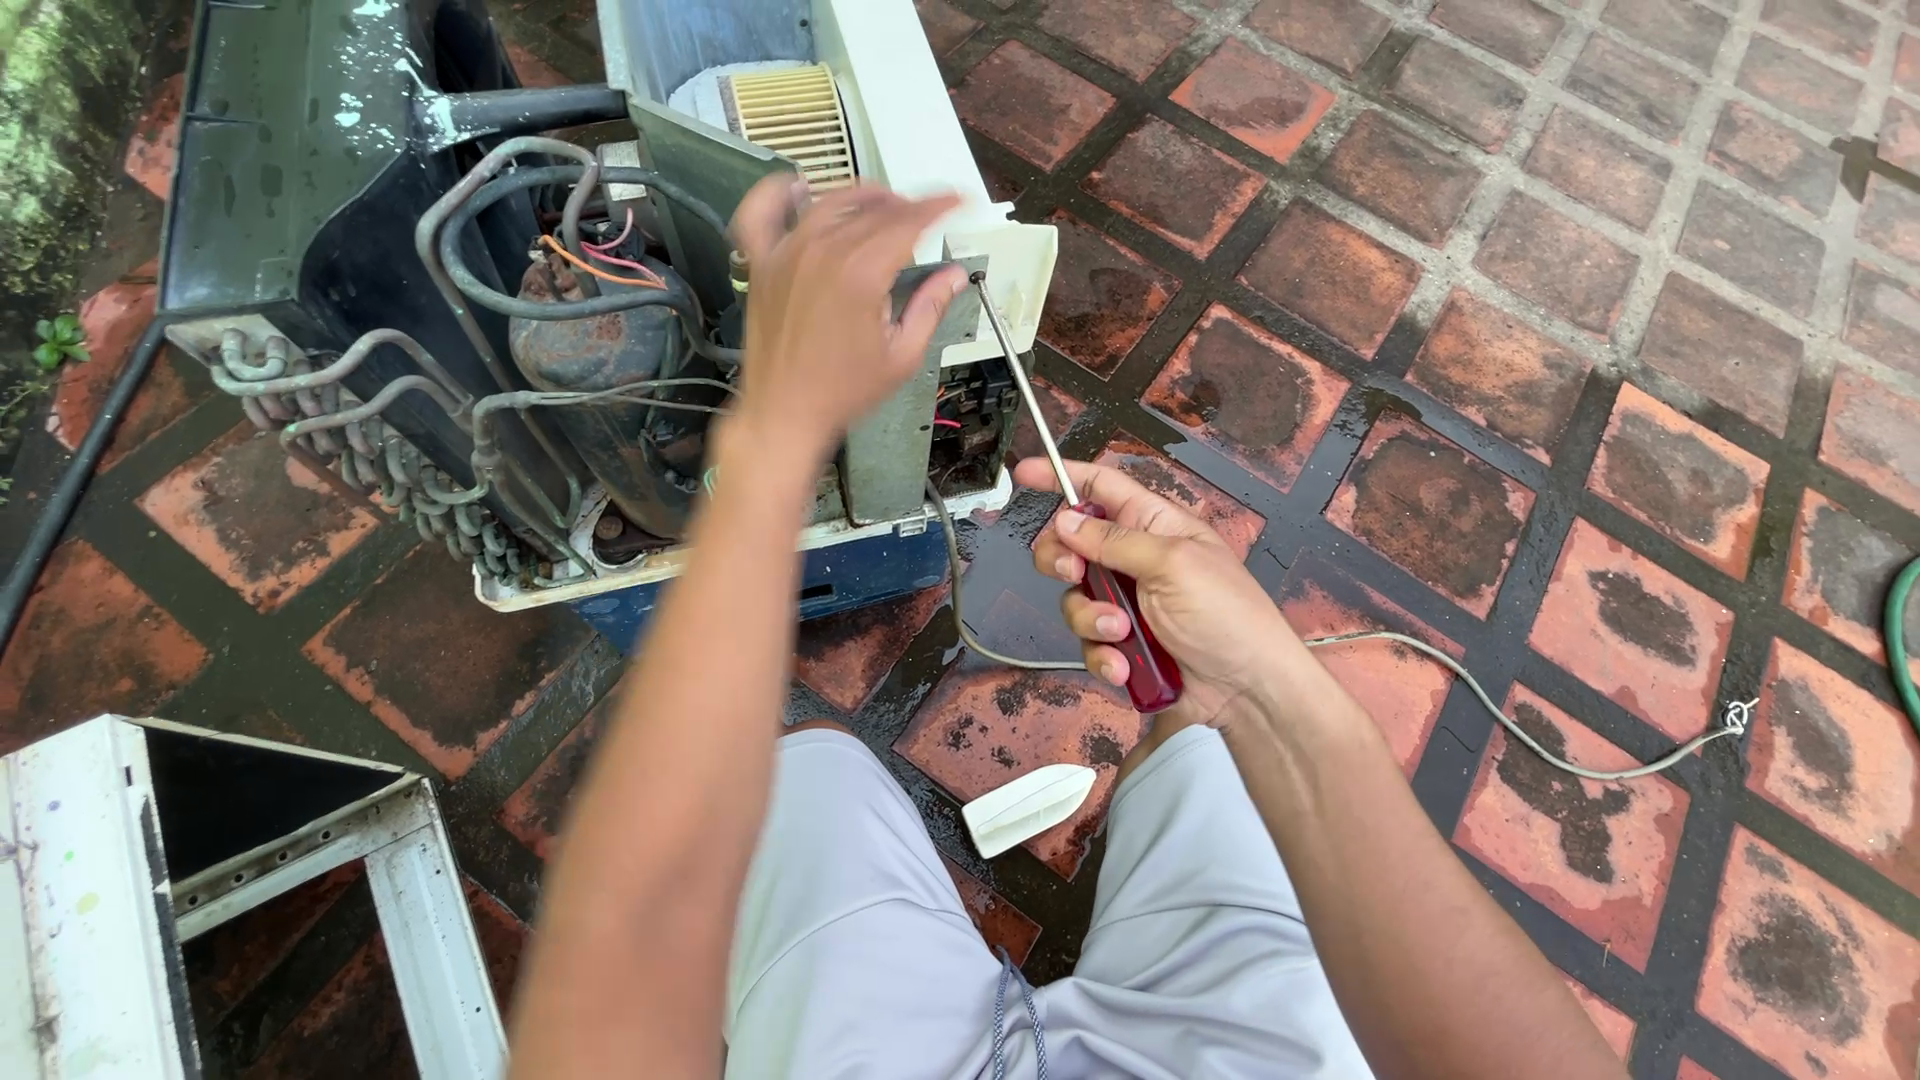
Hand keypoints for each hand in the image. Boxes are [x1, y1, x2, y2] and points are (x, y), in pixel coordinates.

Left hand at [729, 176, 967, 455]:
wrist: (785, 413)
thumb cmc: (843, 392)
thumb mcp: (901, 356)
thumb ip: (929, 307)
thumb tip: (953, 277)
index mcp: (862, 273)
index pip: (910, 222)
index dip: (940, 207)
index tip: (958, 201)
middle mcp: (823, 251)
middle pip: (874, 209)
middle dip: (908, 206)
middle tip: (927, 216)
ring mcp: (787, 253)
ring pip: (829, 200)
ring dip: (863, 196)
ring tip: (884, 204)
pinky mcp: (762, 264)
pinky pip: (761, 212)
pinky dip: (779, 193)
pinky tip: (799, 188)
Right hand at [1024, 458, 1300, 729]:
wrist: (1247, 691)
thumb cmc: (1228, 615)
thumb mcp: (1174, 564)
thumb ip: (1115, 541)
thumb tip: (1065, 520)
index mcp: (1153, 526)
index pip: (1100, 488)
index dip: (1062, 476)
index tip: (1025, 473)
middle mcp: (1133, 560)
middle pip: (1071, 544)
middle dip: (1062, 558)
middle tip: (1074, 571)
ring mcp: (1126, 604)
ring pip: (1074, 598)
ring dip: (1091, 617)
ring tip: (1123, 633)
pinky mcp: (1121, 644)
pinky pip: (1088, 642)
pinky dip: (1102, 656)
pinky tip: (1125, 667)